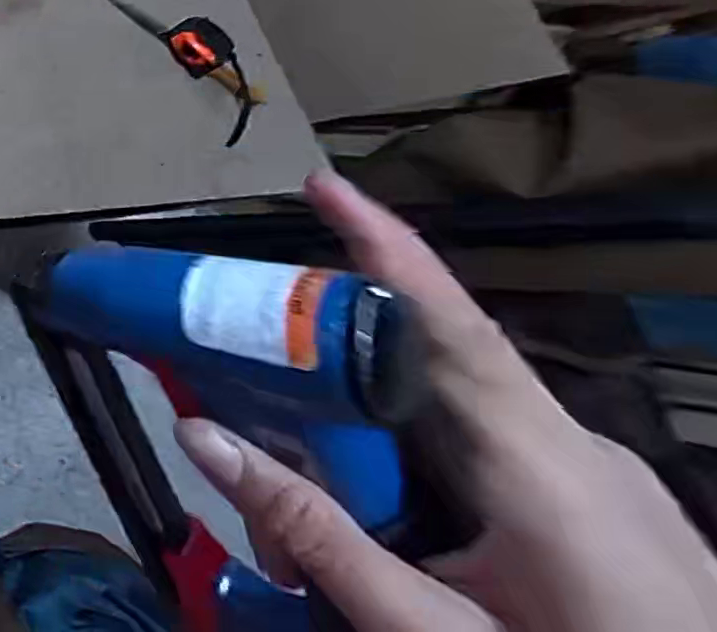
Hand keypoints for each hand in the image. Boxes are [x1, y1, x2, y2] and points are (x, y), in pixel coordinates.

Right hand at [174, 171, 716, 631]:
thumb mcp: (433, 631)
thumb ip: (311, 531)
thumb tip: (193, 430)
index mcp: (546, 466)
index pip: (452, 325)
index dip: (386, 245)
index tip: (325, 186)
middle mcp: (565, 445)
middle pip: (422, 349)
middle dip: (323, 324)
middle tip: (235, 327)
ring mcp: (579, 469)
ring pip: (436, 392)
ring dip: (348, 389)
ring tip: (276, 412)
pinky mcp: (577, 494)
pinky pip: (460, 427)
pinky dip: (387, 423)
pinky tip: (353, 467)